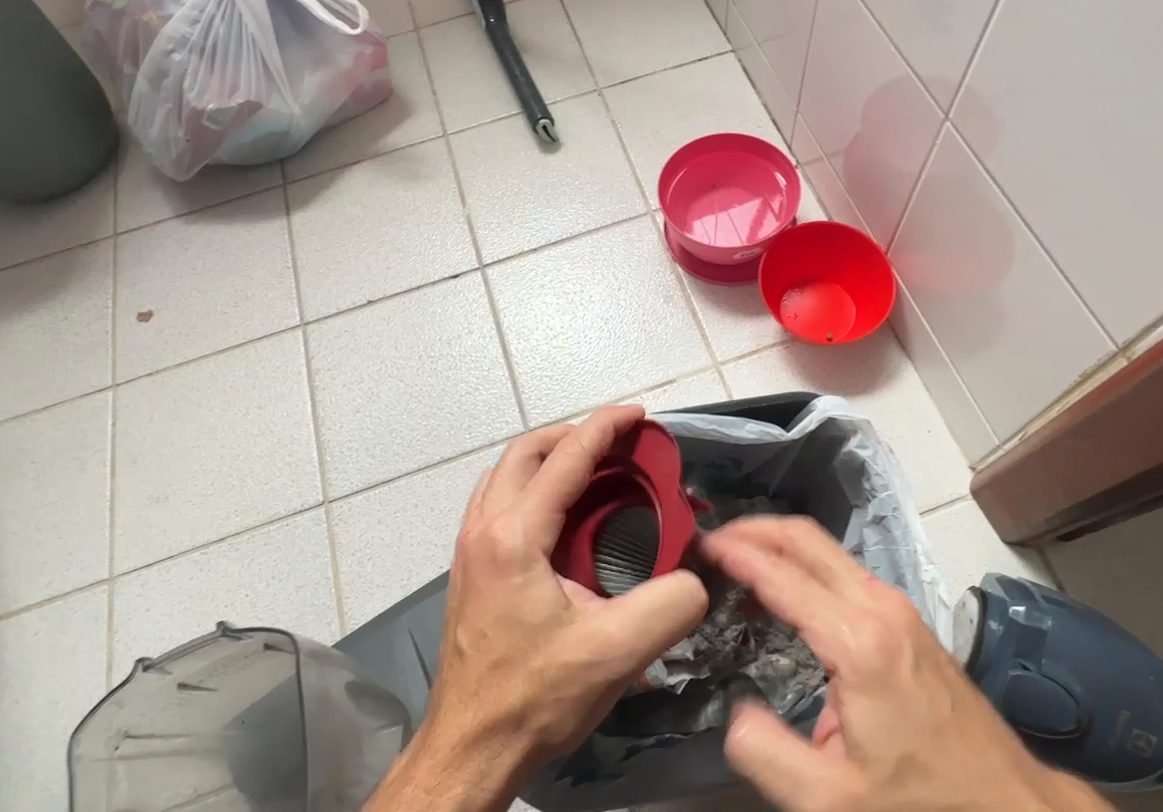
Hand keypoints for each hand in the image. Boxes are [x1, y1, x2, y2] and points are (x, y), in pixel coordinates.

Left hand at [365, 407, 708, 811]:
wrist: (470, 748)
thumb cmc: (535, 698)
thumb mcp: (615, 654)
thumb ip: (669, 605)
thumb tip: (695, 577)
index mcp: (515, 536)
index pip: (565, 458)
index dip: (605, 427)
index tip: (639, 414)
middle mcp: (483, 528)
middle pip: (525, 452)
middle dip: (573, 435)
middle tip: (617, 443)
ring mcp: (468, 548)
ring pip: (504, 474)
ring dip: (547, 458)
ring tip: (591, 470)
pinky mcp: (468, 569)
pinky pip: (497, 501)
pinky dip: (530, 486)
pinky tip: (560, 517)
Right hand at [702, 516, 1109, 811]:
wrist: (1009, 803)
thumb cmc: (922, 799)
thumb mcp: (831, 799)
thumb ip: (766, 752)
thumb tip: (734, 711)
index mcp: (857, 641)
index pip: (782, 575)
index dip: (735, 554)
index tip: (698, 546)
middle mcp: (878, 606)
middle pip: (807, 538)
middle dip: (755, 529)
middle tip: (711, 539)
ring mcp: (898, 607)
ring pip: (827, 550)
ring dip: (779, 545)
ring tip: (736, 562)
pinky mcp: (907, 619)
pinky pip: (843, 572)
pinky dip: (804, 566)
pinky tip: (784, 591)